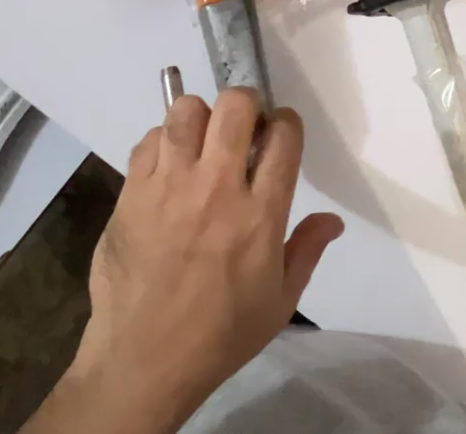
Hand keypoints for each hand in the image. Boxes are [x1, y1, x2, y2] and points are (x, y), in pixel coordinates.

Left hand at [37, 90, 343, 433]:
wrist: (144, 359)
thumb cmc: (220, 334)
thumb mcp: (279, 302)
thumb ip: (307, 250)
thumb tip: (333, 218)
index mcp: (259, 214)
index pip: (283, 137)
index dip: (286, 123)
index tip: (279, 133)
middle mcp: (216, 188)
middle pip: (235, 107)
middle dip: (247, 105)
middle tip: (244, 127)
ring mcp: (169, 186)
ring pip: (186, 110)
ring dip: (201, 116)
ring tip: (203, 140)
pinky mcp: (132, 191)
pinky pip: (150, 138)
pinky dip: (164, 140)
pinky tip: (169, 165)